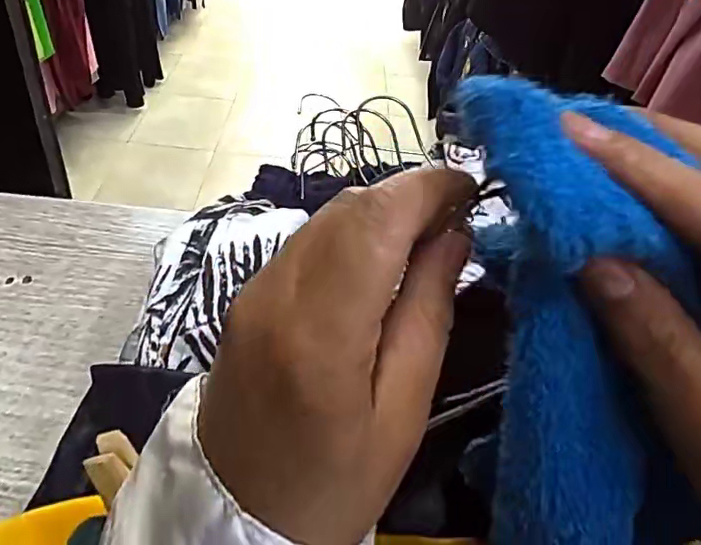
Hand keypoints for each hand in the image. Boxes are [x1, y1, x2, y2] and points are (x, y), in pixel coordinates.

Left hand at [197, 168, 475, 544]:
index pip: (377, 219)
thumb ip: (430, 310)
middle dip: (411, 193)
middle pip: (353, 205)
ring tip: (426, 231)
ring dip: (385, 206)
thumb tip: (454, 235)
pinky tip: (383, 251)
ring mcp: (256, 287)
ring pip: (331, 212)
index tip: (470, 189)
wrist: (230, 519)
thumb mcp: (403, 411)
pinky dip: (357, 226)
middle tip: (455, 214)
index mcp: (321, 330)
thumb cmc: (334, 481)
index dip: (428, 188)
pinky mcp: (248, 290)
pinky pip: (313, 234)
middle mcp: (278, 291)